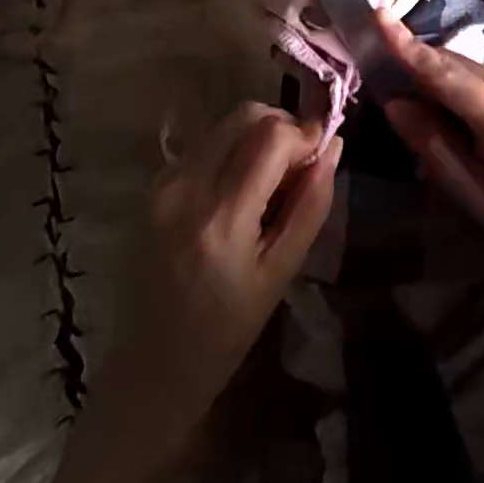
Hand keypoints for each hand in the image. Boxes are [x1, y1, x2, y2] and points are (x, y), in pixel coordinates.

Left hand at [54, 105, 338, 482]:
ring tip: (271, 180)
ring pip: (225, 124)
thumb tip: (333, 147)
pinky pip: (205, 144)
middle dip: (284, 127)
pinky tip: (241, 188)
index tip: (321, 156)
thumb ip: (312, 204)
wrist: (150, 367)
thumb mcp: (281, 273)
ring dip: (258, 136)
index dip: (307, 134)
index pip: (272, 136)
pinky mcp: (152, 186)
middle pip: (246, 115)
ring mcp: (161, 184)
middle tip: (299, 166)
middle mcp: (184, 188)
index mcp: (220, 218)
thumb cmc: (226, 331)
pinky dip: (233, 149)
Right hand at [376, 12, 483, 264]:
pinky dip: (442, 80)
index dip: (411, 49)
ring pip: (459, 66)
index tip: (380, 18)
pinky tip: (425, 96)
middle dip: (410, 57)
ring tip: (391, 78)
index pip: (449, 78)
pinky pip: (469, 75)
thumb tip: (395, 104)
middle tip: (370, 55)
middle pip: (452, 64)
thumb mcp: (470, 192)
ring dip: (424, 69)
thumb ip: (432, 145)